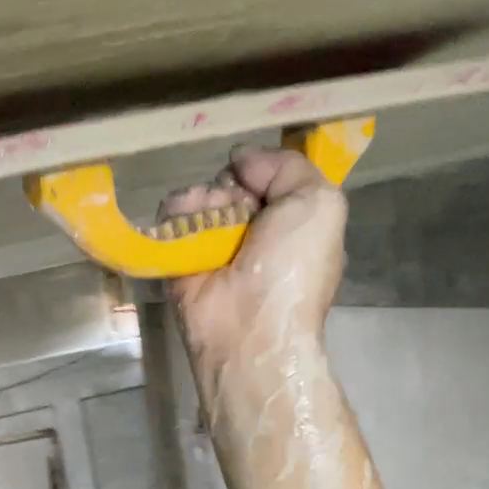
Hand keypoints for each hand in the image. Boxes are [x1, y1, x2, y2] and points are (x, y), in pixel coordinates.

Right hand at [160, 145, 349, 374]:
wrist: (250, 330)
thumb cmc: (292, 269)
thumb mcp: (319, 203)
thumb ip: (287, 166)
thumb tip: (240, 158)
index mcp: (290, 222)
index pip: (268, 177)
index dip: (262, 169)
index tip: (258, 178)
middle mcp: (251, 233)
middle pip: (230, 183)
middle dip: (230, 184)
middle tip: (236, 207)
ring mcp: (212, 247)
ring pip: (198, 196)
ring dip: (202, 198)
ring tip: (209, 219)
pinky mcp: (177, 260)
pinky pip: (169, 220)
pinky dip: (175, 215)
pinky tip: (186, 227)